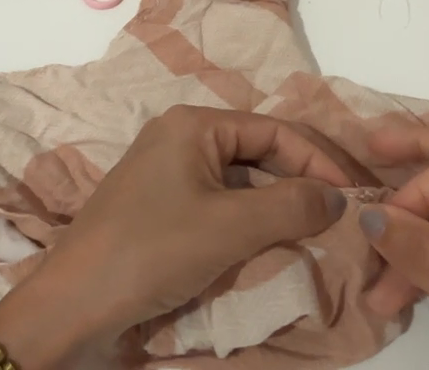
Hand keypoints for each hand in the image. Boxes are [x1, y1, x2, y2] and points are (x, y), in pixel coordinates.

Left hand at [0, 105, 365, 368]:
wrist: (74, 302)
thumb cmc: (152, 250)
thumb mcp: (228, 227)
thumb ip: (289, 205)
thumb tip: (337, 197)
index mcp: (194, 124)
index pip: (273, 130)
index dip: (317, 161)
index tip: (353, 197)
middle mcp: (181, 136)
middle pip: (257, 151)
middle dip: (300, 181)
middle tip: (341, 214)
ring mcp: (168, 171)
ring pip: (240, 179)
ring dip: (277, 203)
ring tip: (315, 229)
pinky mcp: (161, 205)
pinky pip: (219, 202)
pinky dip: (249, 219)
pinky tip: (272, 241)